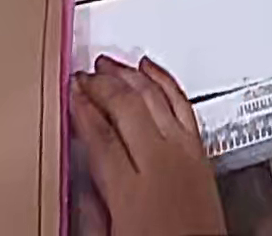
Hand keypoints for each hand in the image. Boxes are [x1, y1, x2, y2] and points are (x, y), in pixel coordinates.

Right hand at [71, 56, 225, 235]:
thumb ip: (91, 207)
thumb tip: (80, 172)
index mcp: (131, 194)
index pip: (100, 135)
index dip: (82, 108)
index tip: (71, 92)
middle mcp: (160, 164)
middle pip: (126, 106)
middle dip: (101, 84)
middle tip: (84, 75)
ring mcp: (183, 152)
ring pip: (153, 94)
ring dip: (128, 74)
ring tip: (109, 64)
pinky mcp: (200, 150)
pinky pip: (182, 101)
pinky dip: (164, 78)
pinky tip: (150, 67)